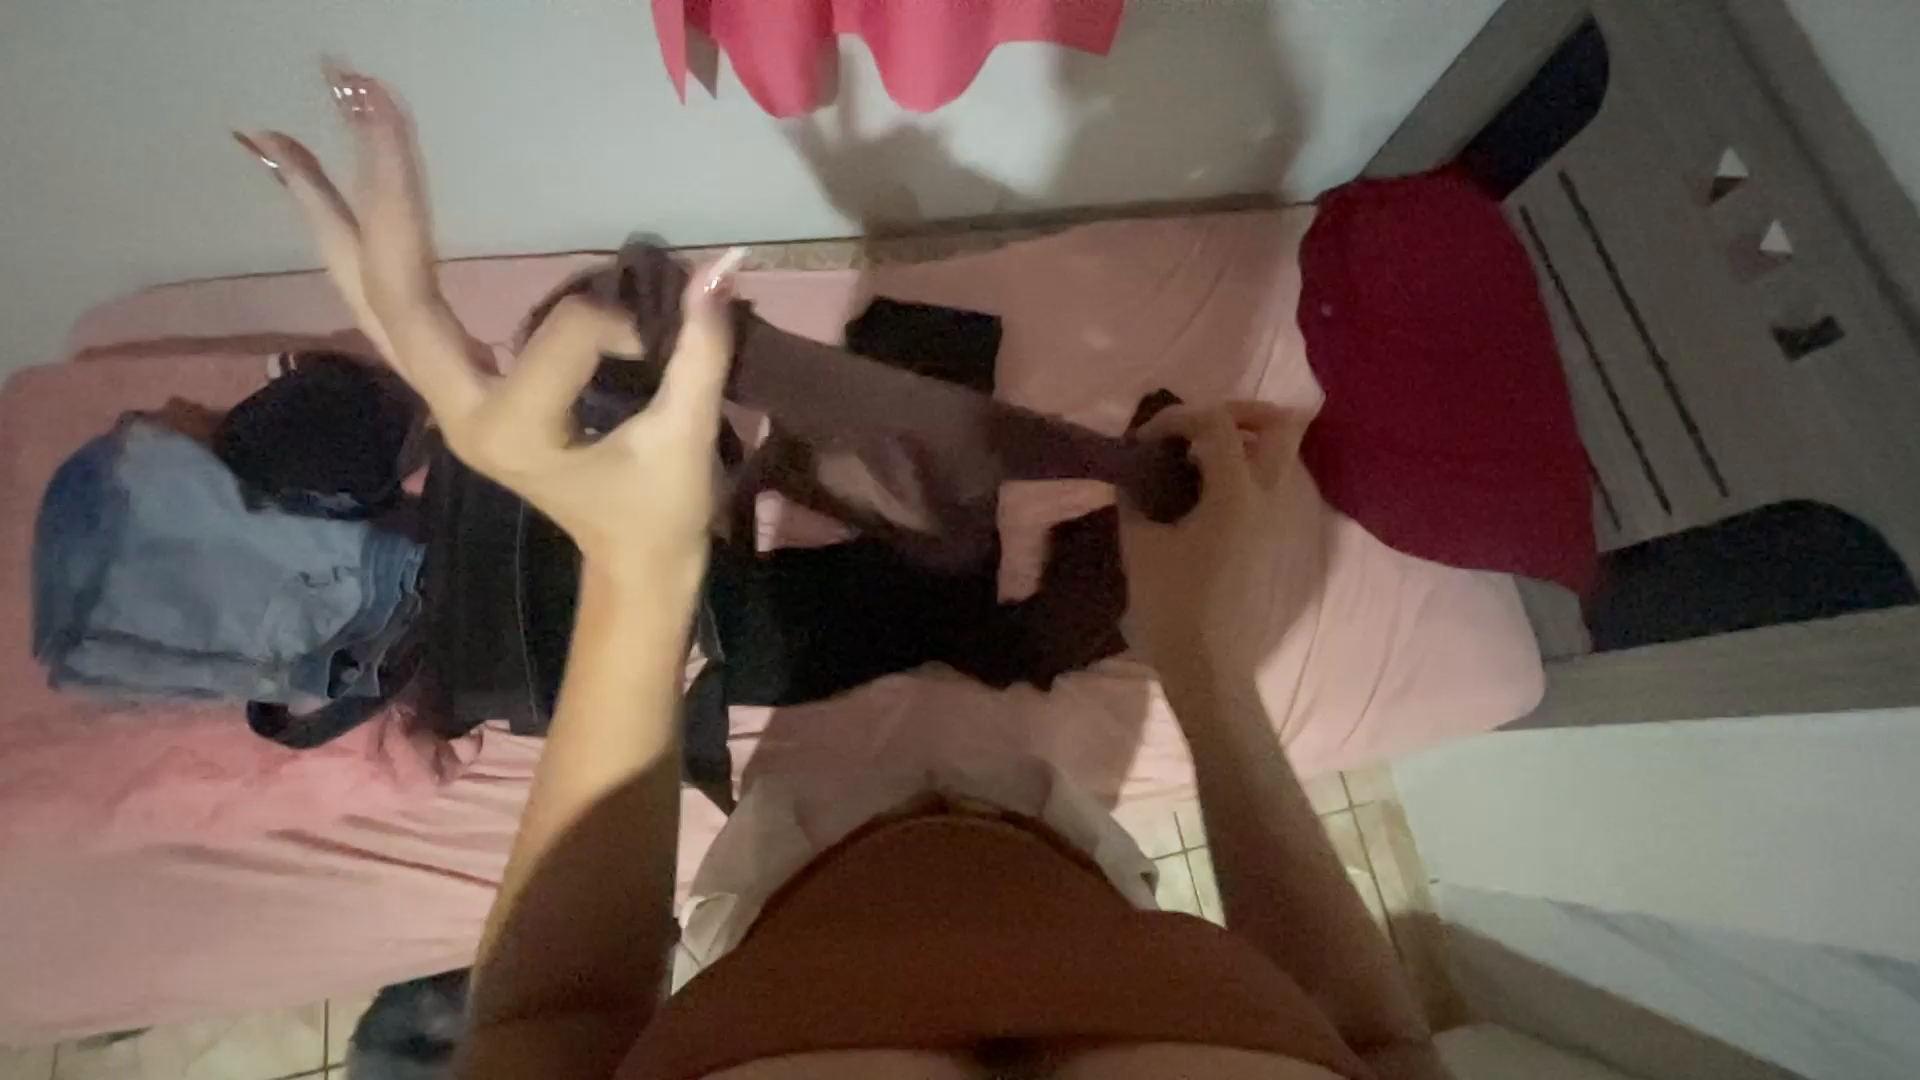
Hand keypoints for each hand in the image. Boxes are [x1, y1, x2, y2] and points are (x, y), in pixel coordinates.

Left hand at [234, 64, 738, 586]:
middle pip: (402, 292)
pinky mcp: (459, 396)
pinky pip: (399, 322)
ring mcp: (447, 404)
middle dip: (385, 191)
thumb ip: (703, 354)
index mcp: (513, 429)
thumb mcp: (686, 438)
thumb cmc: (661, 514)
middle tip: (353, 87)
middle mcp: (458, 411)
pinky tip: (341, 216)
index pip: (567, 331)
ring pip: (375, 305)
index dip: (629, 326)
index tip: (665, 351)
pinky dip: (365, 264)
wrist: (633, 564)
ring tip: (274, 141)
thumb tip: (726, 267)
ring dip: (330, 222)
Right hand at [1118, 402, 1302, 687]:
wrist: (1209, 666)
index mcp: (1236, 496)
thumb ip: (1134, 500)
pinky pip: (1274, 487)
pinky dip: (1247, 473)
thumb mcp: (1138, 547)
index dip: (1177, 418)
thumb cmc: (1171, 606)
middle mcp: (1271, 500)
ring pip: (1283, 456)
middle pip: (1281, 425)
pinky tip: (1207, 497)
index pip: (1217, 425)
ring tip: (1199, 460)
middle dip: (1239, 412)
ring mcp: (1282, 522)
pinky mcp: (1278, 542)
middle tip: (1197, 427)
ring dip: (1245, 443)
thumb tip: (1131, 477)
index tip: (1145, 440)